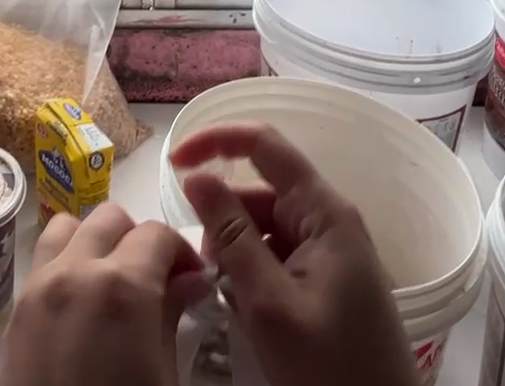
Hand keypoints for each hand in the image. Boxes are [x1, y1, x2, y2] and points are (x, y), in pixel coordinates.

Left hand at [0, 203, 210, 385]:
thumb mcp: (163, 378)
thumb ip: (172, 317)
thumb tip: (190, 281)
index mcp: (122, 286)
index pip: (157, 234)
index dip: (180, 252)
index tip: (193, 279)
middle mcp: (77, 269)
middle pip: (111, 218)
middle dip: (139, 240)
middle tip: (157, 280)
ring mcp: (41, 283)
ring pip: (70, 225)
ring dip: (96, 240)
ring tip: (115, 280)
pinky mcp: (18, 305)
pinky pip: (44, 257)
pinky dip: (66, 258)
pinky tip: (82, 298)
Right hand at [171, 123, 418, 385]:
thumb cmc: (331, 369)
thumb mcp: (268, 301)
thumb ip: (230, 235)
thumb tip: (194, 177)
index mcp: (323, 212)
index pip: (263, 143)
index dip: (214, 141)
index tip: (173, 164)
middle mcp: (326, 220)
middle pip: (256, 191)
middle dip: (222, 220)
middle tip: (206, 269)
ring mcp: (327, 250)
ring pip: (260, 225)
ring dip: (234, 252)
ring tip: (231, 299)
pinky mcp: (323, 278)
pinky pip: (272, 254)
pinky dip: (250, 273)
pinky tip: (247, 309)